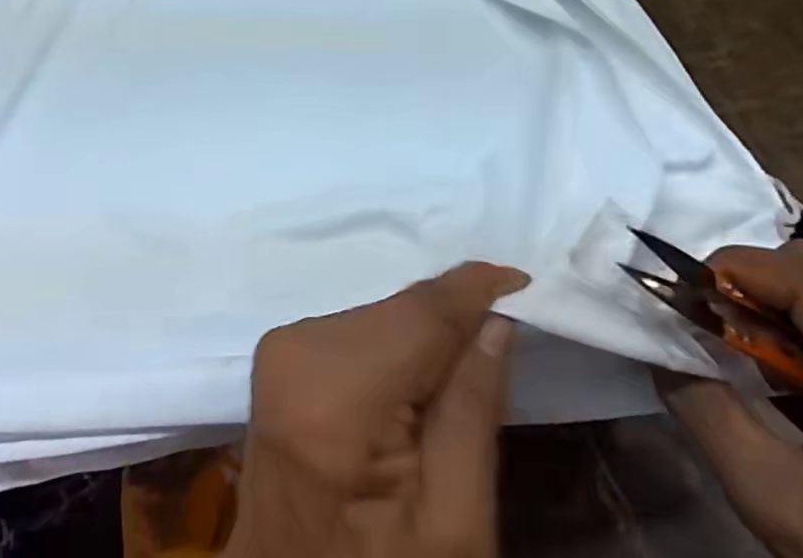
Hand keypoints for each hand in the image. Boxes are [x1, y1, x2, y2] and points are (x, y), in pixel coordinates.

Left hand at [223, 262, 529, 557]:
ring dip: (425, 338)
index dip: (474, 290)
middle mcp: (295, 353)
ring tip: (449, 389)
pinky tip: (411, 386)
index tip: (521, 279)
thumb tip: (495, 321)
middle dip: (452, 323)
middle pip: (401, 311)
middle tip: (495, 347)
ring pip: (384, 312)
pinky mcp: (281, 354)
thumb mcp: (453, 524)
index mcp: (332, 397)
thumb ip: (474, 410)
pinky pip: (361, 327)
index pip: (418, 314)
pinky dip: (395, 347)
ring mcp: (281, 350)